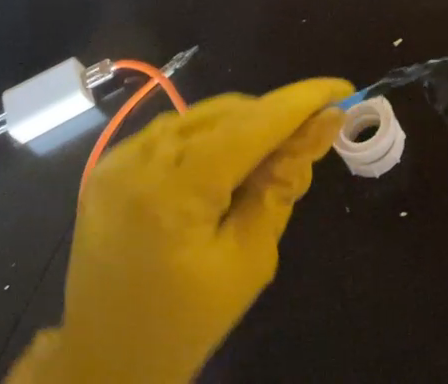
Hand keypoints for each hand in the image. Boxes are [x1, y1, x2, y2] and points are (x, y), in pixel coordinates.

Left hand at [8, 78, 352, 383]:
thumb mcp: (251, 257)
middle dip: (278, 118)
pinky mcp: (110, 165)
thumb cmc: (187, 321)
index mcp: (174, 191)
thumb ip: (283, 183)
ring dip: (247, 124)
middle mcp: (141, 160)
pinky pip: (177, 130)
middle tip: (314, 141)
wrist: (102, 361)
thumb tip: (325, 123)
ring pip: (205, 114)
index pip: (253, 123)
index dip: (303, 101)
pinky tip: (229, 165)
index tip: (344, 91)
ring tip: (271, 160)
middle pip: (230, 112)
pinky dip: (213, 135)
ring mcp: (119, 159)